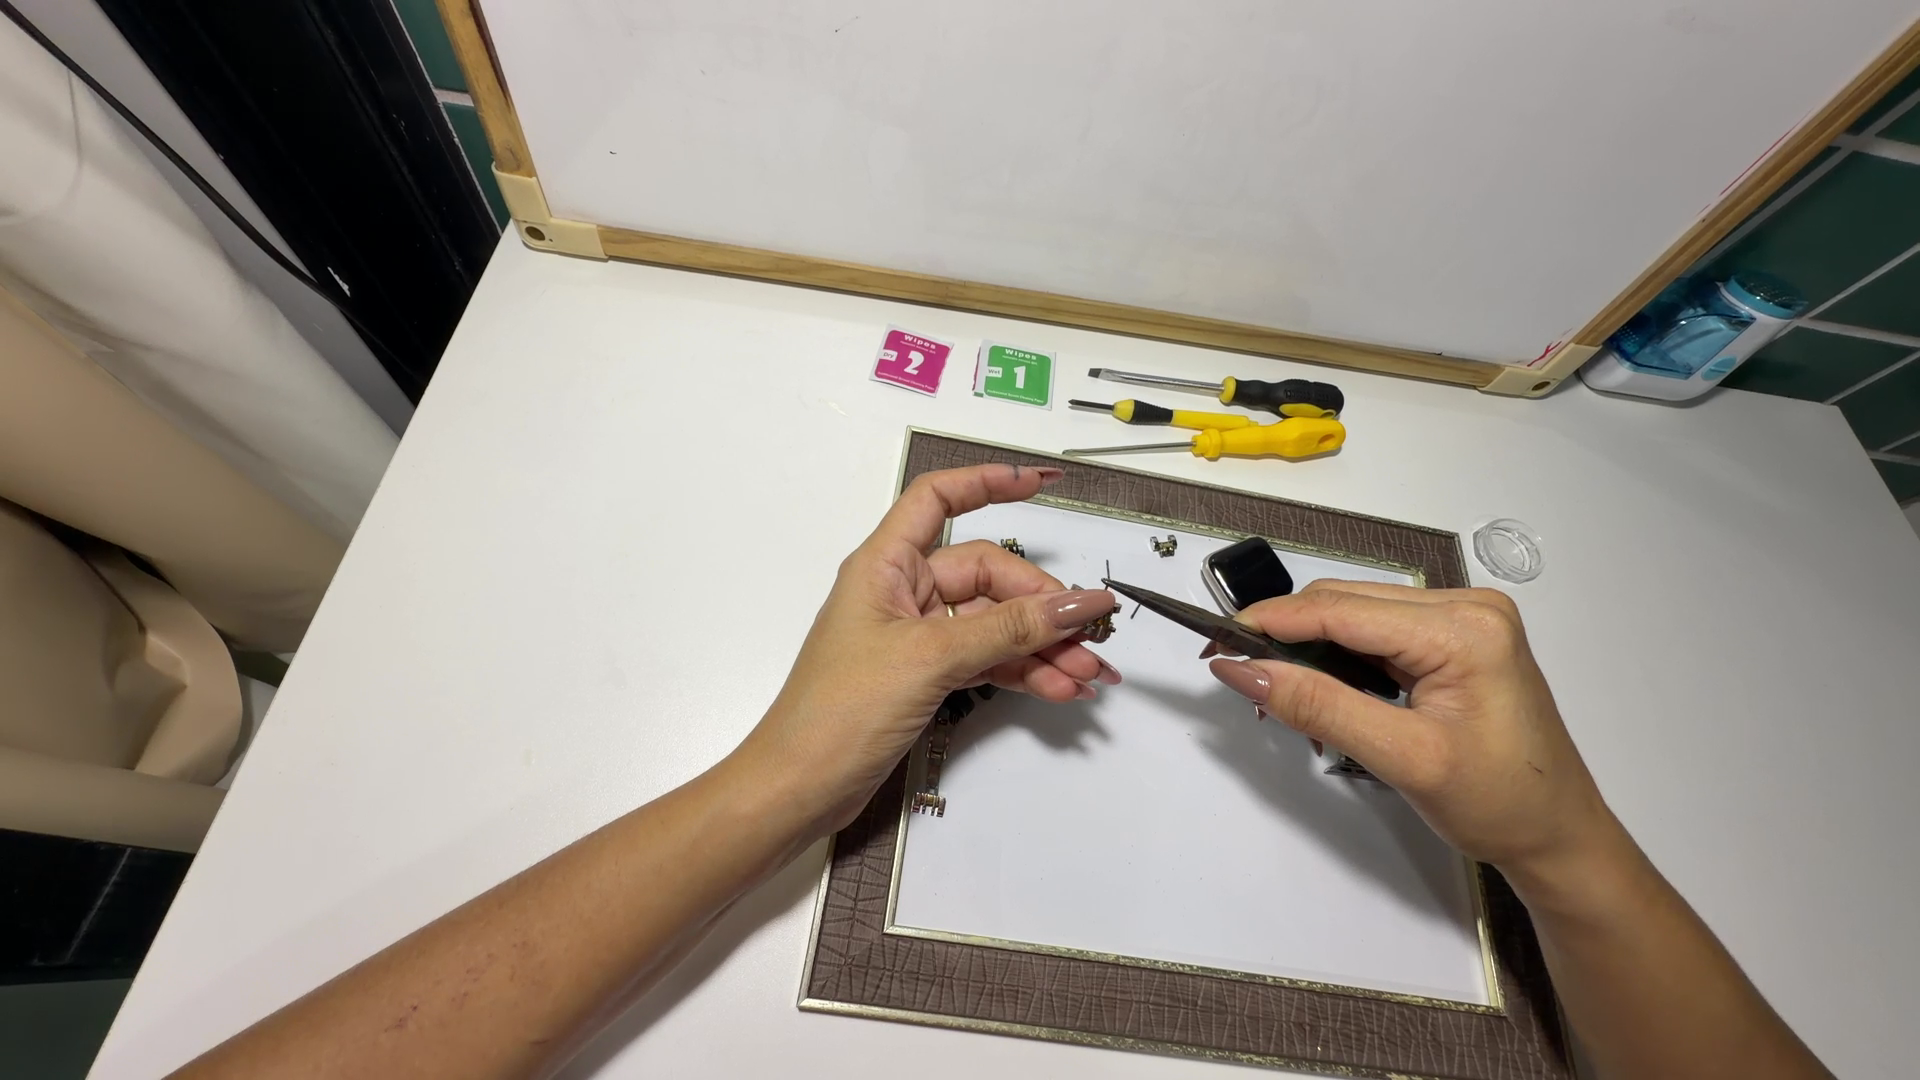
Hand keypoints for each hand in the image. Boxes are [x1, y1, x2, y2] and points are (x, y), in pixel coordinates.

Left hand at [737, 464, 1118, 833]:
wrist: (800, 788)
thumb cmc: (842, 711)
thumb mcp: (931, 660)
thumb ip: (1008, 630)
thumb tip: (1080, 604)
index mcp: (886, 564)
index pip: (937, 499)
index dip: (987, 482)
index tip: (1042, 484)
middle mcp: (903, 591)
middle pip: (987, 575)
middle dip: (1042, 606)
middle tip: (1091, 637)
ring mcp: (918, 635)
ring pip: (994, 623)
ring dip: (1042, 646)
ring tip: (1090, 673)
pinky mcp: (928, 674)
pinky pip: (987, 658)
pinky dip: (1023, 671)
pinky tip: (1061, 687)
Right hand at [1208, 581, 1611, 874]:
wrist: (1560, 837)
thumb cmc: (1496, 804)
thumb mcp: (1400, 757)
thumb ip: (1316, 705)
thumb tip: (1238, 667)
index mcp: (1463, 628)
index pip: (1338, 610)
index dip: (1269, 623)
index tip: (1215, 646)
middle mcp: (1465, 605)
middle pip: (1341, 604)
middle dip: (1284, 637)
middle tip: (1241, 677)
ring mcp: (1460, 618)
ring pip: (1350, 615)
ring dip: (1307, 649)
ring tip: (1282, 695)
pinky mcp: (1453, 635)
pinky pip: (1371, 631)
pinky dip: (1335, 658)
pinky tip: (1322, 691)